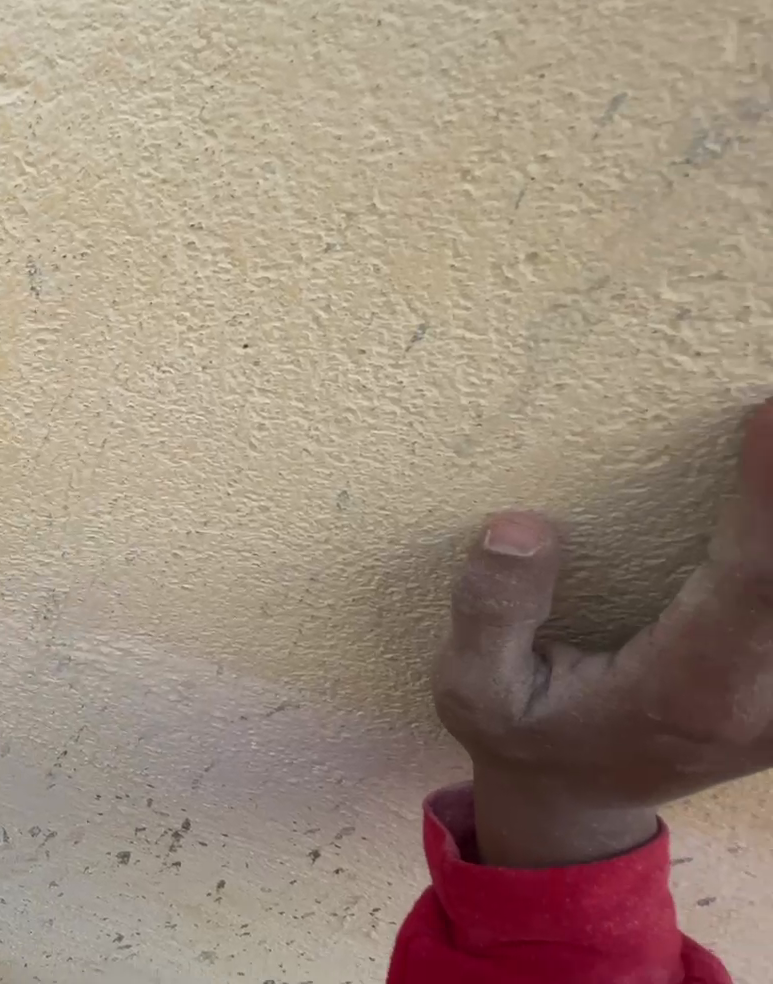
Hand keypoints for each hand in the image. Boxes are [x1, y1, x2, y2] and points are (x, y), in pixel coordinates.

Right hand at [434, 399, 772, 867]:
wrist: (573, 797)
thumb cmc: (514, 734)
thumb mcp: (468, 686)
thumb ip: (491, 611)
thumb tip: (523, 525)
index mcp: (687, 691)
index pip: (754, 581)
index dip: (772, 497)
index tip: (767, 414)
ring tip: (771, 436)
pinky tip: (770, 499)